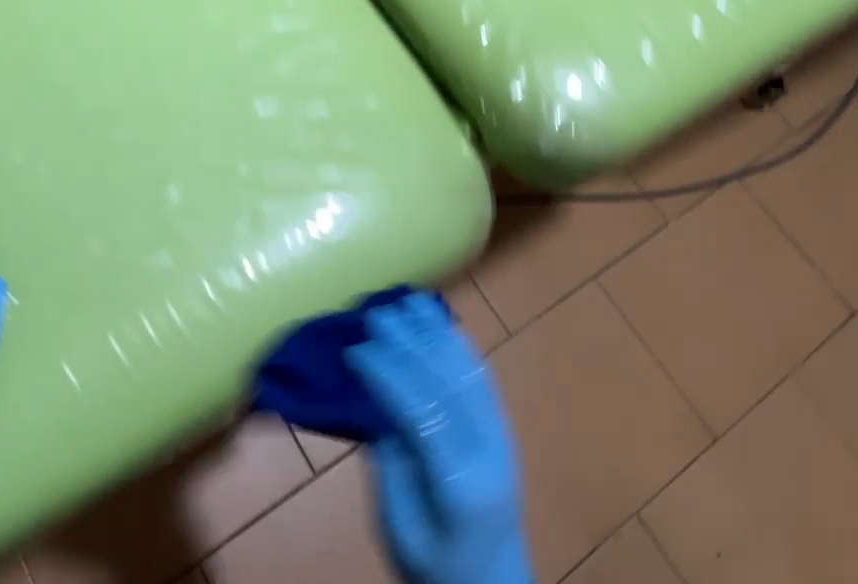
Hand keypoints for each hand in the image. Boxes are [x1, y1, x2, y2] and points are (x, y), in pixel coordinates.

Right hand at [348, 294, 530, 583]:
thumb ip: (389, 463)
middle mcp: (488, 448)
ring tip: (406, 300)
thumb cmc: (434, 561)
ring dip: (435, 331)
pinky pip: (480, 375)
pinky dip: (457, 342)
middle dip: (409, 342)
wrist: (492, 583)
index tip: (356, 348)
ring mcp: (501, 433)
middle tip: (375, 312)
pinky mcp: (501, 426)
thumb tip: (376, 403)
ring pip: (468, 370)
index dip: (388, 374)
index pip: (424, 413)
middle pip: (447, 382)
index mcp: (460, 480)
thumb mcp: (399, 524)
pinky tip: (439, 321)